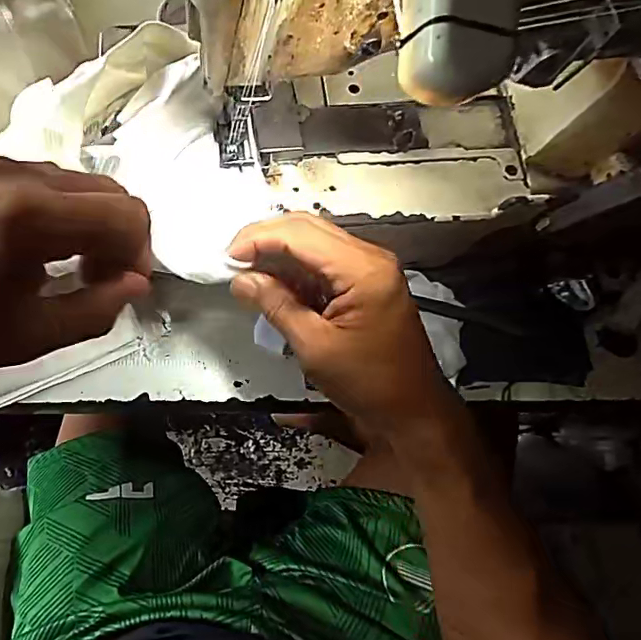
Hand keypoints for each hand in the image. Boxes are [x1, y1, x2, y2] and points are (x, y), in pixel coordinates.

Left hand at [0, 156, 152, 399]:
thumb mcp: (26, 338)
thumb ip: (94, 311)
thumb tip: (135, 285)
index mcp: (30, 215)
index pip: (125, 213)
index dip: (140, 253)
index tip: (125, 289)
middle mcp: (13, 172)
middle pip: (103, 190)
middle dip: (117, 237)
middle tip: (97, 282)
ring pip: (69, 183)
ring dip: (84, 223)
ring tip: (60, 270)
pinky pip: (33, 181)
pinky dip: (51, 211)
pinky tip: (25, 251)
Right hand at [228, 212, 453, 439]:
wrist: (411, 411)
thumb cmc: (374, 384)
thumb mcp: (314, 346)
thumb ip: (276, 306)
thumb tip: (244, 280)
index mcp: (364, 270)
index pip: (300, 235)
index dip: (258, 240)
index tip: (229, 257)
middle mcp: (370, 260)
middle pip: (306, 229)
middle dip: (264, 239)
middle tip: (232, 261)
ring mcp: (368, 270)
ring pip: (311, 243)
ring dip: (277, 254)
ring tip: (246, 274)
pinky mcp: (363, 284)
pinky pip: (321, 263)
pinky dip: (293, 269)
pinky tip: (272, 285)